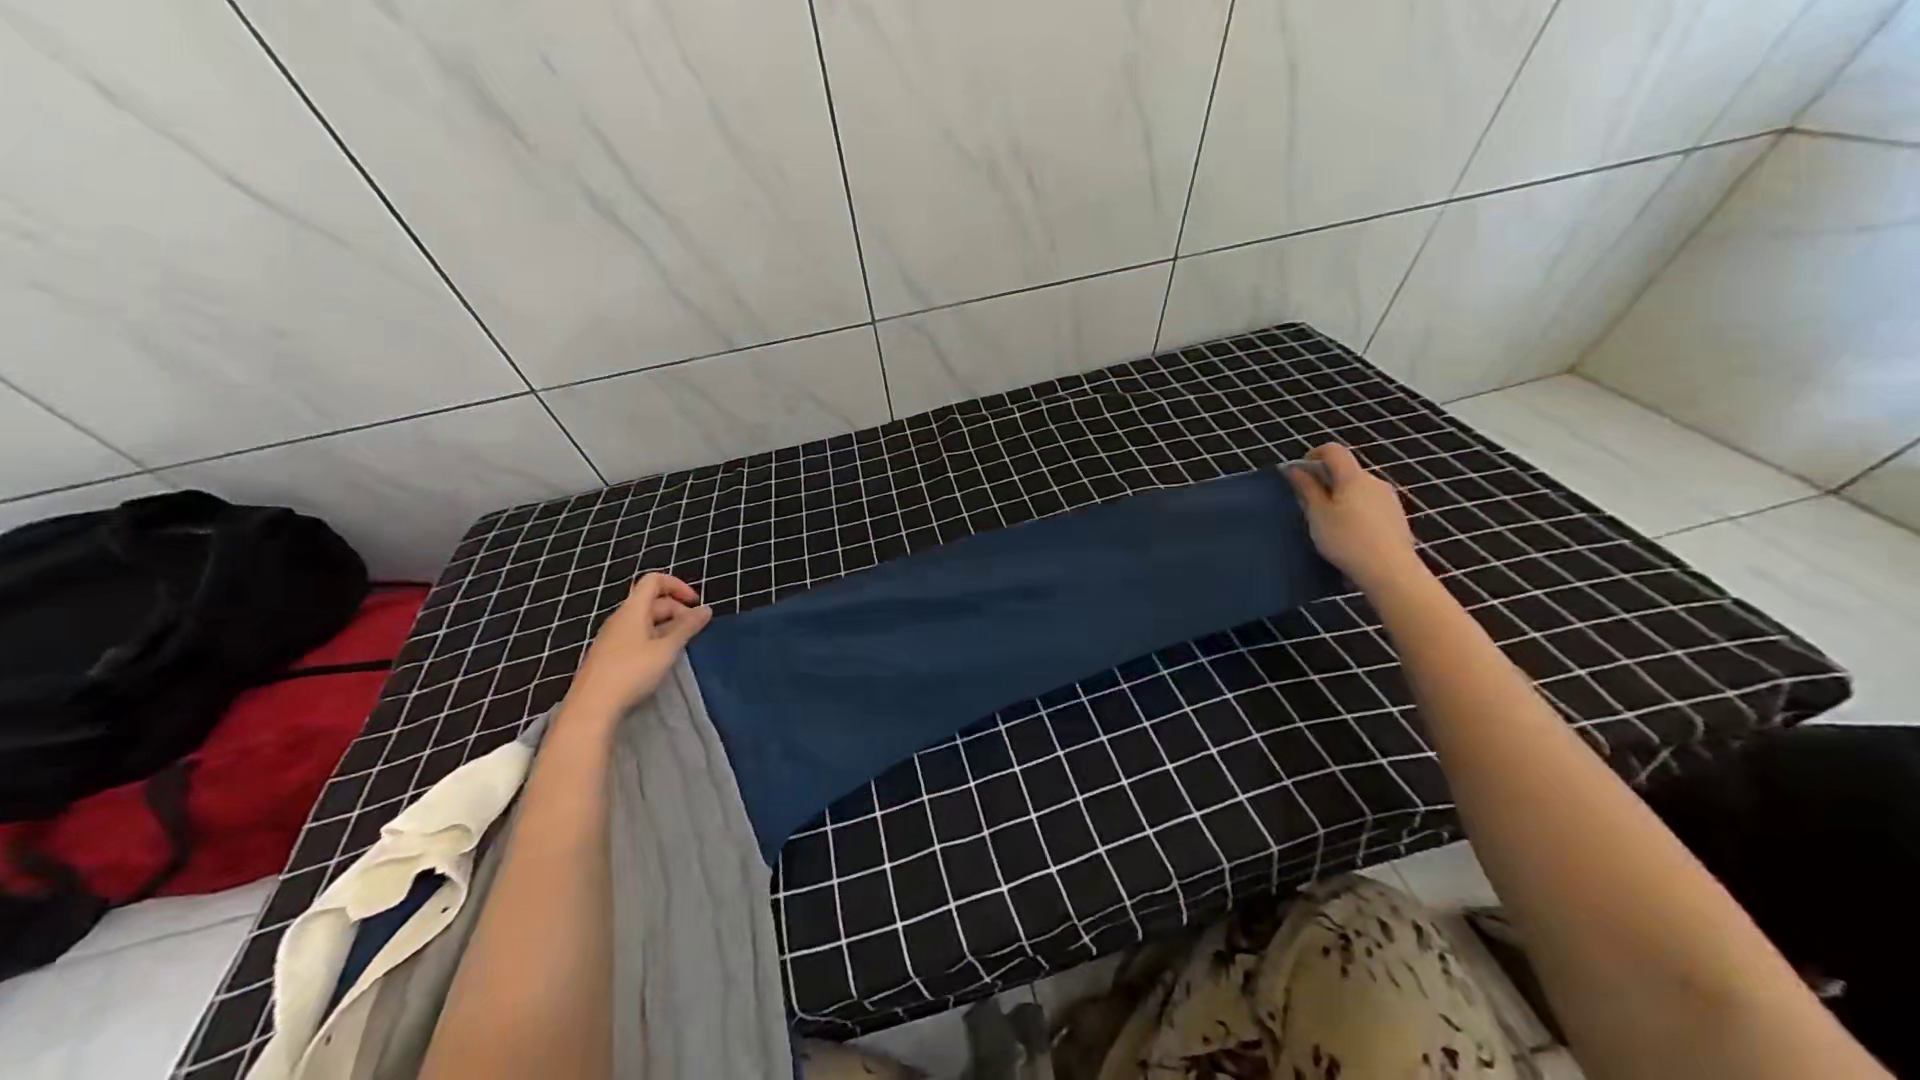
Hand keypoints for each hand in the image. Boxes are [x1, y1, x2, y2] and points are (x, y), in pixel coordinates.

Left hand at [564, 573, 712, 714]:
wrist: (592, 707)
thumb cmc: (631, 672)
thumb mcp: (666, 649)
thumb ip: (687, 628)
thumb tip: (705, 609)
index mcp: (632, 610)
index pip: (654, 581)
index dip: (677, 585)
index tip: (695, 604)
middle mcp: (620, 618)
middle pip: (652, 602)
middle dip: (677, 610)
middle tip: (695, 631)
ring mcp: (613, 637)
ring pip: (645, 621)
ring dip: (668, 627)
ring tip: (682, 646)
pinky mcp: (610, 655)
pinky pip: (637, 637)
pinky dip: (655, 640)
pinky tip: (662, 659)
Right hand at [1284, 443, 1424, 591]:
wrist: (1390, 571)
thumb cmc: (1346, 540)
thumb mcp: (1317, 515)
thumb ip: (1306, 488)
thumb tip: (1295, 469)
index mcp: (1353, 477)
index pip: (1333, 451)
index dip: (1313, 455)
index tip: (1299, 474)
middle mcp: (1374, 481)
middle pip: (1346, 470)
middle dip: (1325, 480)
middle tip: (1308, 504)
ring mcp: (1389, 499)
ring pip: (1358, 488)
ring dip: (1340, 496)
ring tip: (1328, 523)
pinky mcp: (1396, 516)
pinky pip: (1369, 504)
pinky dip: (1355, 510)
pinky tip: (1349, 534)